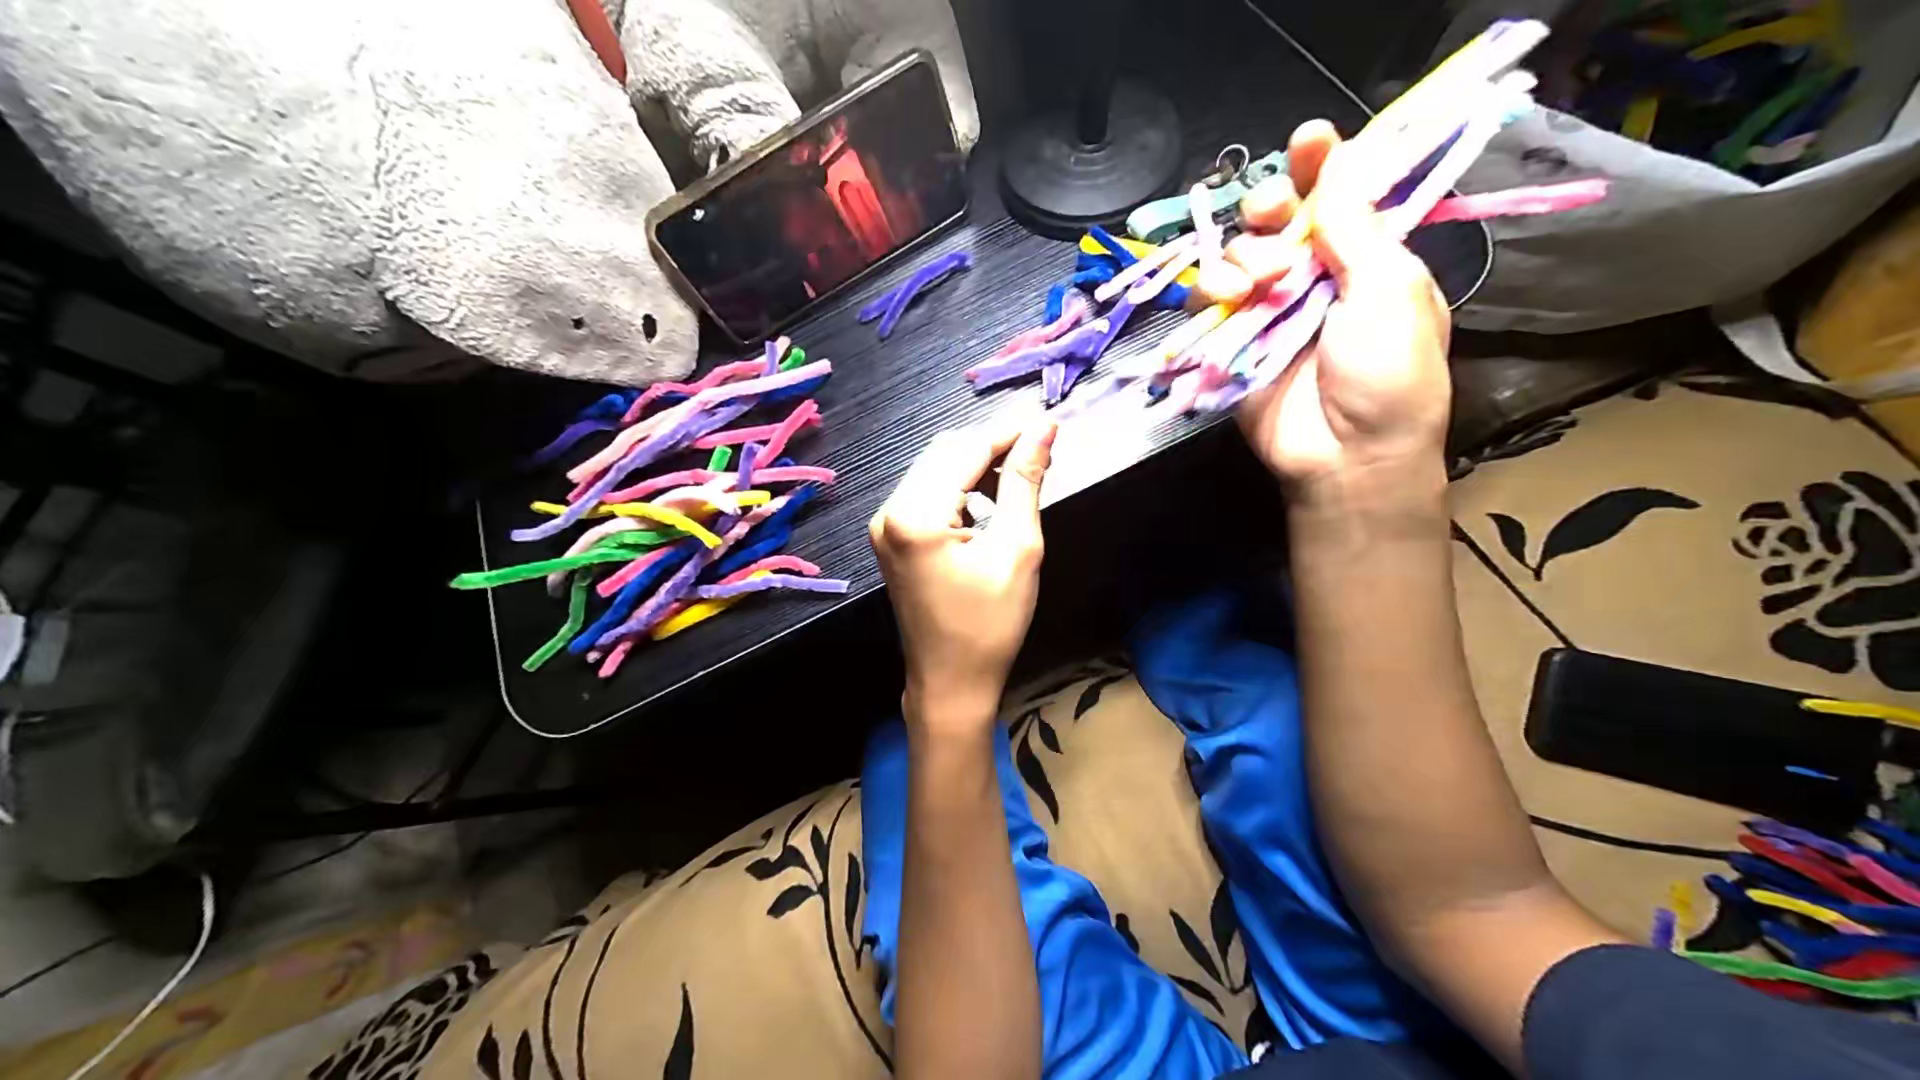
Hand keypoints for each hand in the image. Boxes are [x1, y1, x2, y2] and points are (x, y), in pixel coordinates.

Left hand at [870, 417, 1057, 732]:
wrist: (951, 682)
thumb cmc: (990, 625)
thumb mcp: (1017, 549)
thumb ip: (1025, 482)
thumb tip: (1044, 429)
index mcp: (915, 514)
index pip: (967, 449)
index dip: (1010, 433)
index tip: (1049, 425)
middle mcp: (889, 510)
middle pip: (945, 452)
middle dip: (992, 447)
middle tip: (1038, 455)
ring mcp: (884, 524)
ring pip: (934, 469)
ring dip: (976, 466)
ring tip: (1018, 479)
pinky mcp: (890, 537)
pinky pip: (925, 493)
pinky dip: (958, 487)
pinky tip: (987, 500)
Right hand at [1222, 121, 1452, 508]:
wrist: (1346, 455)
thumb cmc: (1389, 374)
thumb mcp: (1390, 290)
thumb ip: (1356, 230)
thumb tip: (1338, 166)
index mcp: (1366, 258)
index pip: (1339, 197)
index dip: (1322, 165)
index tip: (1309, 141)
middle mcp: (1313, 276)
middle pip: (1277, 218)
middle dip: (1270, 204)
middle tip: (1272, 211)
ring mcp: (1268, 309)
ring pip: (1236, 254)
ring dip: (1243, 254)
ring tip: (1261, 283)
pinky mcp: (1231, 341)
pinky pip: (1208, 300)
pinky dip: (1211, 289)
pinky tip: (1229, 298)